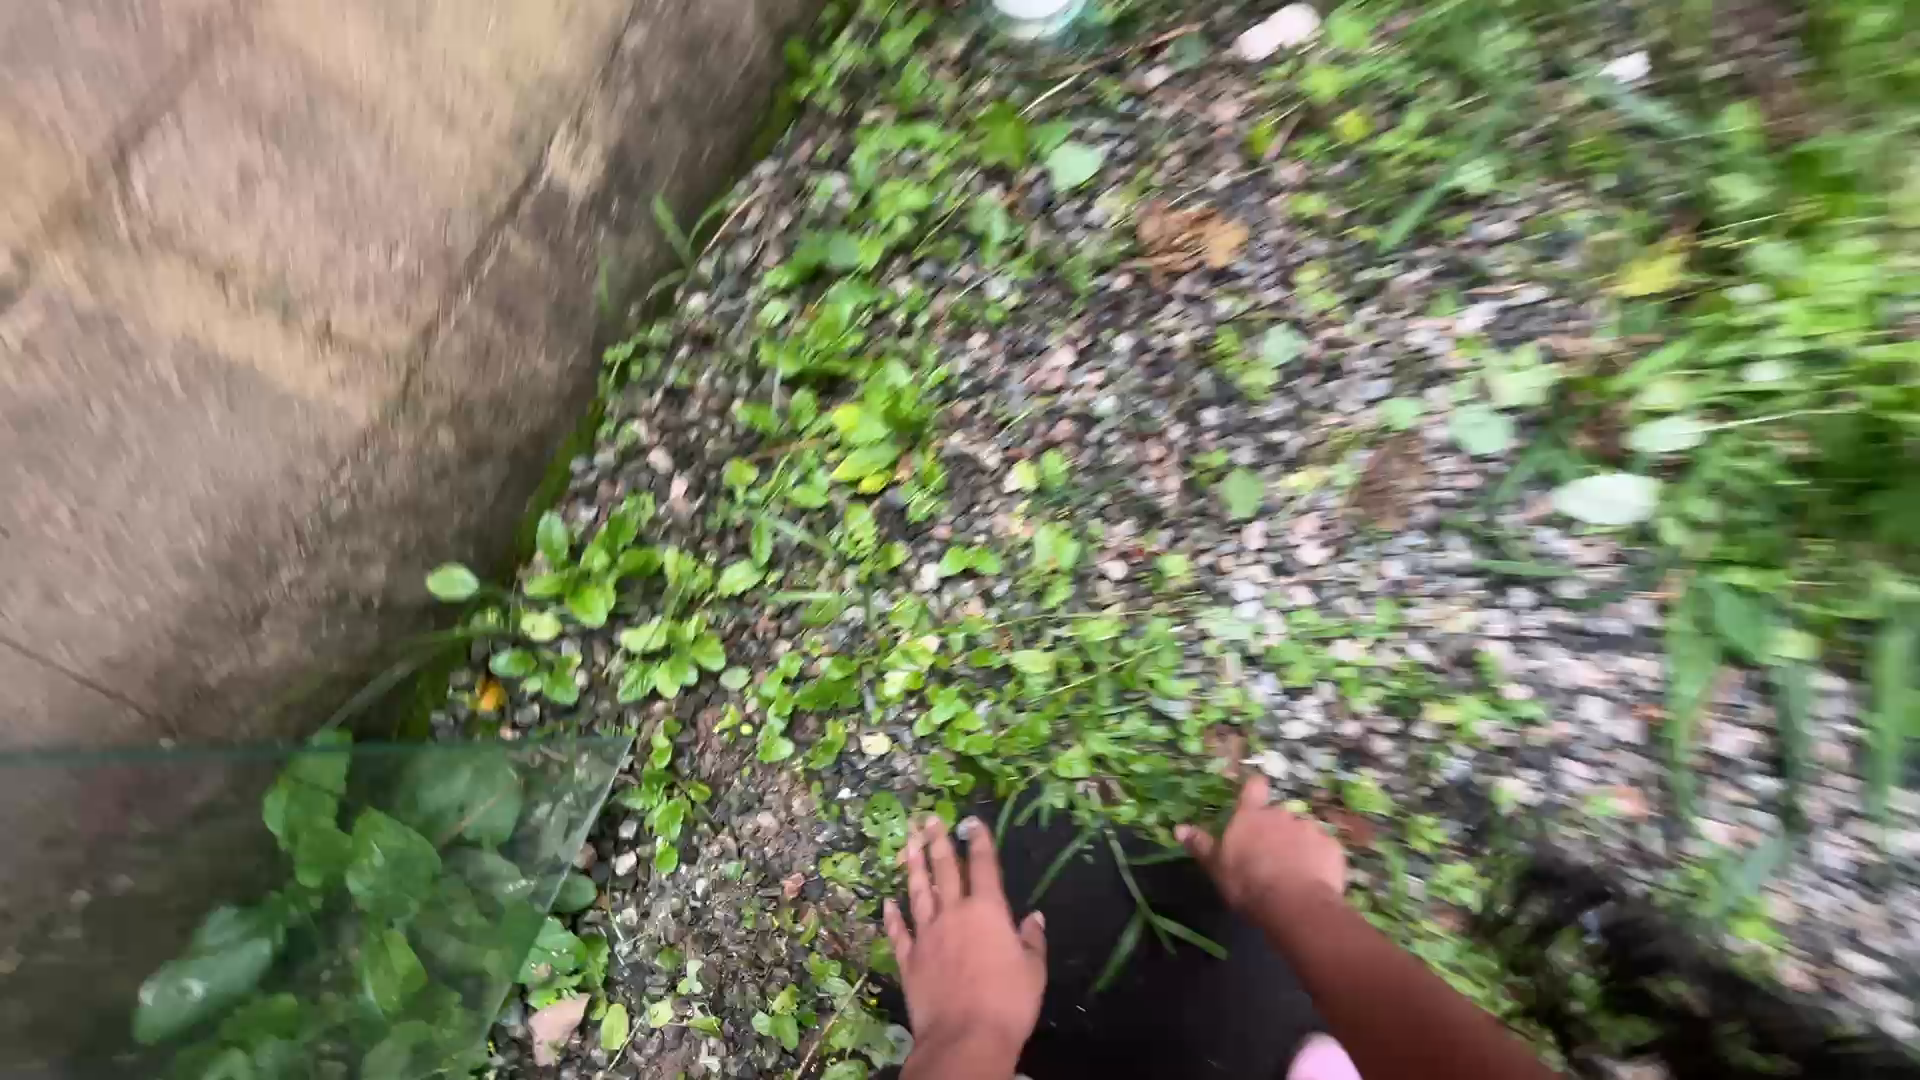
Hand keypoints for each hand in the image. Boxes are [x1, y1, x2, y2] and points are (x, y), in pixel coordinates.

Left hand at [886, 816, 1046, 1072]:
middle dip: (938, 841)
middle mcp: (954, 914)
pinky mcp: (910, 959)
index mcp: (988, 911)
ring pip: (918, 892)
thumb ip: (1032, 940)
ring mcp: (928, 935)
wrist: (965, 1039)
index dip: (979, 840)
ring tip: (908, 842)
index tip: (972, 821)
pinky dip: (892, 917)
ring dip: (913, 866)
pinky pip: (899, 932)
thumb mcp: (1034, 971)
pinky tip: (887, 903)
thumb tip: (1035, 917)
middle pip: (945, 870)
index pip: (984, 866)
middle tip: (929, 818)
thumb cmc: (1008, 1003)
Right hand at [1176, 777, 1346, 912]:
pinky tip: (1316, 878)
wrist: (1295, 905)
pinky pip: (1324, 848)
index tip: (1258, 796)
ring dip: (1300, 844)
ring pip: (1304, 831)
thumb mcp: (1217, 867)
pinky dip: (1320, 859)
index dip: (1256, 789)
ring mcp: (1309, 829)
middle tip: (1274, 855)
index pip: (1254, 787)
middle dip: (1278, 829)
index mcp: (1251, 816)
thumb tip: (1178, 828)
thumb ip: (1201, 845)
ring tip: (1297, 870)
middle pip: (1279, 814)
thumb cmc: (1248, 883)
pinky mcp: (1332, 847)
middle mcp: (1280, 815)